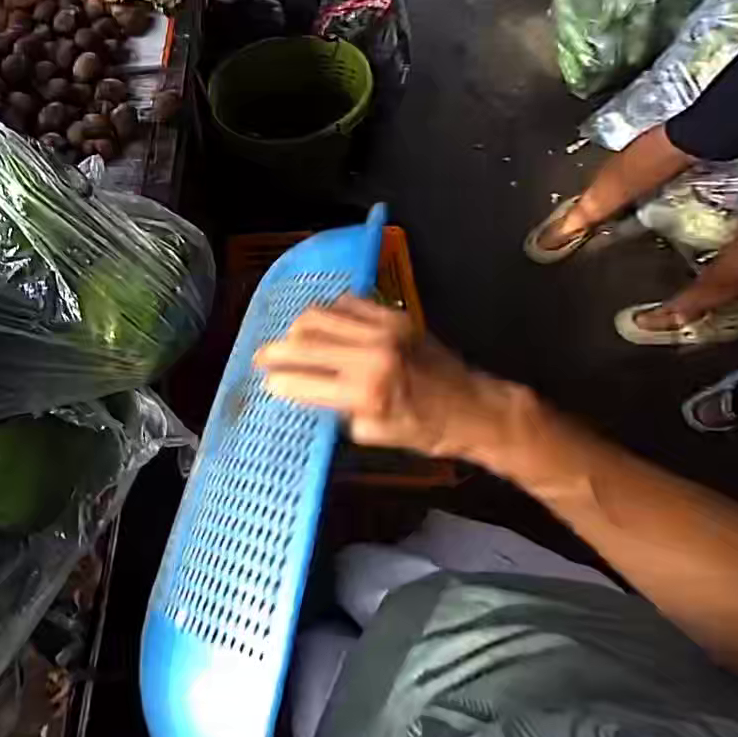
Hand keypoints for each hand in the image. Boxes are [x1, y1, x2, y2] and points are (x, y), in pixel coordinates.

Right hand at [254, 296, 518, 461]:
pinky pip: (346, 302)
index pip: (303, 382)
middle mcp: (370, 355)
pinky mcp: (393, 316)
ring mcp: (382, 330)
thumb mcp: (373, 434)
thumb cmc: (425, 430)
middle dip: (275, 351)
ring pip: (319, 315)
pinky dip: (328, 312)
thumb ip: (336, 411)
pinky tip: (325, 325)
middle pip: (304, 342)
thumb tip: (306, 393)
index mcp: (365, 393)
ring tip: (292, 340)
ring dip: (298, 328)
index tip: (266, 382)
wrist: (475, 406)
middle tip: (262, 356)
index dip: (279, 381)